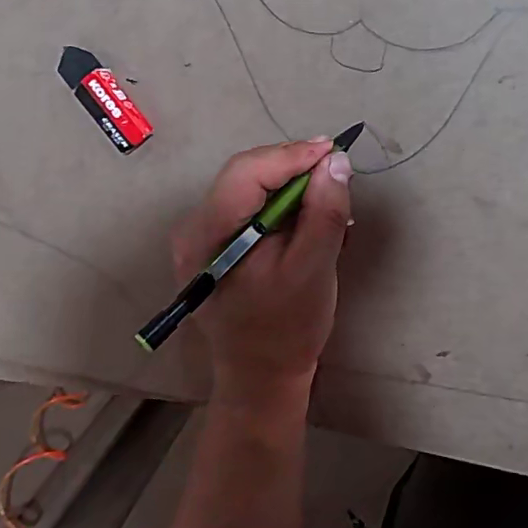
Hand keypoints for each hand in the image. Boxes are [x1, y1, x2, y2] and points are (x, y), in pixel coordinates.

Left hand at [170, 138, 353, 402]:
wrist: (260, 376)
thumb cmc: (287, 329)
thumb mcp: (314, 271)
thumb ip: (324, 214)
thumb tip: (335, 162)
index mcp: (206, 236)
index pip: (246, 173)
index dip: (290, 156)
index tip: (332, 150)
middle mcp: (193, 228)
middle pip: (245, 174)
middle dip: (291, 168)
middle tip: (333, 170)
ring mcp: (200, 235)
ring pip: (248, 186)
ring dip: (289, 184)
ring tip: (325, 193)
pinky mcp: (215, 241)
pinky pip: (249, 205)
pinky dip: (280, 202)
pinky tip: (306, 214)